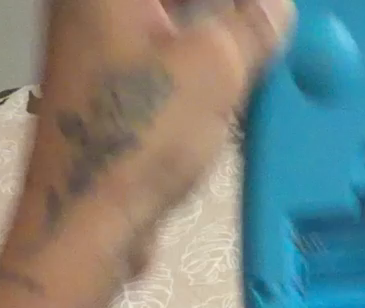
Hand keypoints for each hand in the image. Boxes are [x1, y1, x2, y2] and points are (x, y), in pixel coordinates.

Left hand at [10, 0, 295, 269]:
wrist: (88, 228)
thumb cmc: (141, 136)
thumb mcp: (214, 68)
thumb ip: (252, 26)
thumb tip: (277, 6)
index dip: (236, 0)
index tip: (271, 12)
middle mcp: (90, 9)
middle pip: (174, 5)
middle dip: (228, 15)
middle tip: (271, 28)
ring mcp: (96, 57)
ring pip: (170, 31)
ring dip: (218, 41)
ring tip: (263, 54)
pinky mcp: (108, 103)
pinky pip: (164, 70)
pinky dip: (200, 74)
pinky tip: (236, 91)